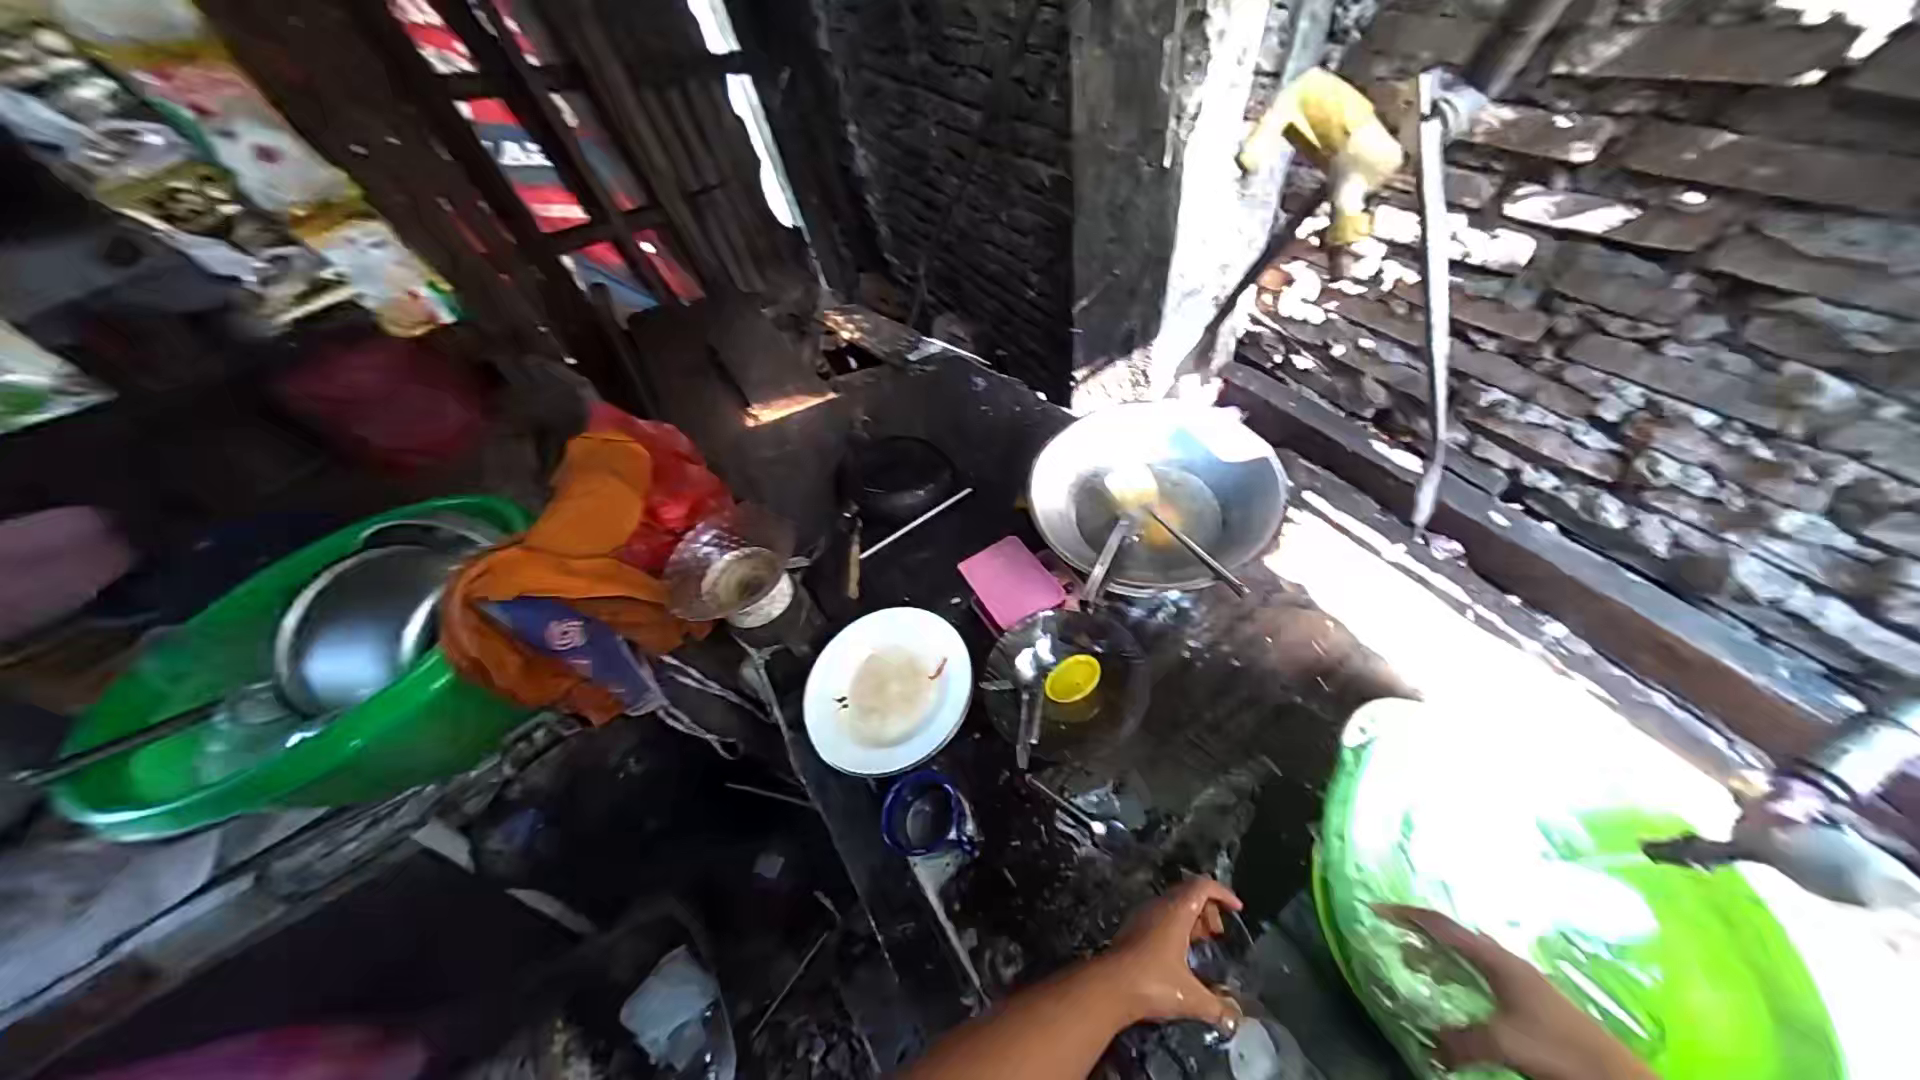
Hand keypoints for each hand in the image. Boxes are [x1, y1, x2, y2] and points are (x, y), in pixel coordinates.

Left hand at [1097, 877, 1243, 1029]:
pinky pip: (1161, 915)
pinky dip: (1177, 924)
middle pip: (1188, 892)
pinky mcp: (1133, 927)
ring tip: (1203, 942)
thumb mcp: (1191, 997)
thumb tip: (1237, 1019)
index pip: (1202, 886)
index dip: (1223, 893)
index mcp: (1175, 911)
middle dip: (1208, 908)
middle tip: (1218, 934)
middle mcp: (1159, 906)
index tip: (1238, 909)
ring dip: (1191, 917)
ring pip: (1173, 903)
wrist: (1109, 985)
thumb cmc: (1152, 982)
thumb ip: (1218, 1007)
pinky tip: (1181, 951)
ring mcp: (1143, 915)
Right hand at [1378, 906, 1656, 1079]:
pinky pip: (1483, 970)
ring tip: (1419, 961)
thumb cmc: (1559, 1050)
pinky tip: (1458, 988)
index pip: (1442, 925)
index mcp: (1497, 960)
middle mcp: (1507, 961)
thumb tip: (1429, 1047)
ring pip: (1471, 953)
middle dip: (1422, 930)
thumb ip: (1461, 1041)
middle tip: (1394, 936)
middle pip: (1456, 933)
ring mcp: (1522, 979)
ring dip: (1442, 951)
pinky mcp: (1531, 999)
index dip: (1408, 914)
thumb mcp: (1504, 1044)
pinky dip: (1460, 970)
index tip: (1378, 910)